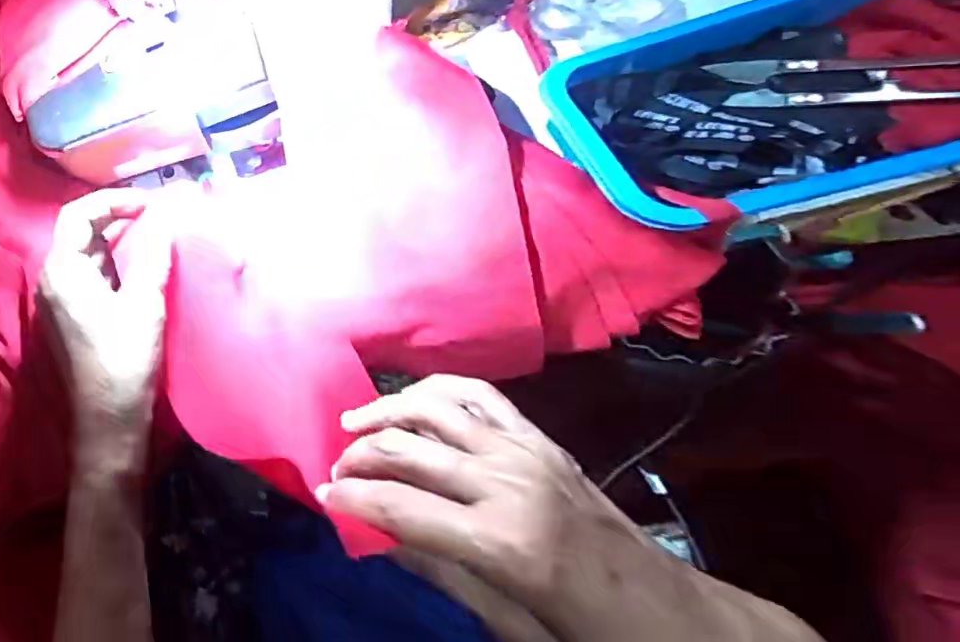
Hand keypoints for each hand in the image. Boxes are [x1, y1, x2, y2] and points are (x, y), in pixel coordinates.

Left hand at [40, 188, 167, 463]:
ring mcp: (58, 294)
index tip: (149, 202)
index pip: (79, 213)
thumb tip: (163, 219)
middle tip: (152, 212)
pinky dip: (112, 258)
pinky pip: (89, 270)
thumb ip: (151, 256)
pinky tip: (138, 261)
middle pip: (78, 228)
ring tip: (152, 230)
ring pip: (84, 250)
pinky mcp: (69, 310)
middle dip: (114, 215)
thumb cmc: (123, 358)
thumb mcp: (144, 303)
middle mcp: (52, 276)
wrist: (106, 419)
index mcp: (62, 268)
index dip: (113, 201)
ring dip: (115, 236)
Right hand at [322, 376, 819, 641]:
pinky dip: (434, 388)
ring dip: (383, 412)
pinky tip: (412, 400)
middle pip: (406, 450)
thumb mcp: (516, 627)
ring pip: (430, 407)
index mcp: (506, 544)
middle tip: (334, 469)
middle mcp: (508, 484)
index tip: (322, 496)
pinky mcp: (538, 437)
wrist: (682, 619)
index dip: (353, 500)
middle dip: (357, 458)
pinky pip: (475, 392)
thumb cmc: (592, 631)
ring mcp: (524, 451)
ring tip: (355, 424)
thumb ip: (442, 574)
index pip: (402, 508)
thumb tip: (377, 535)